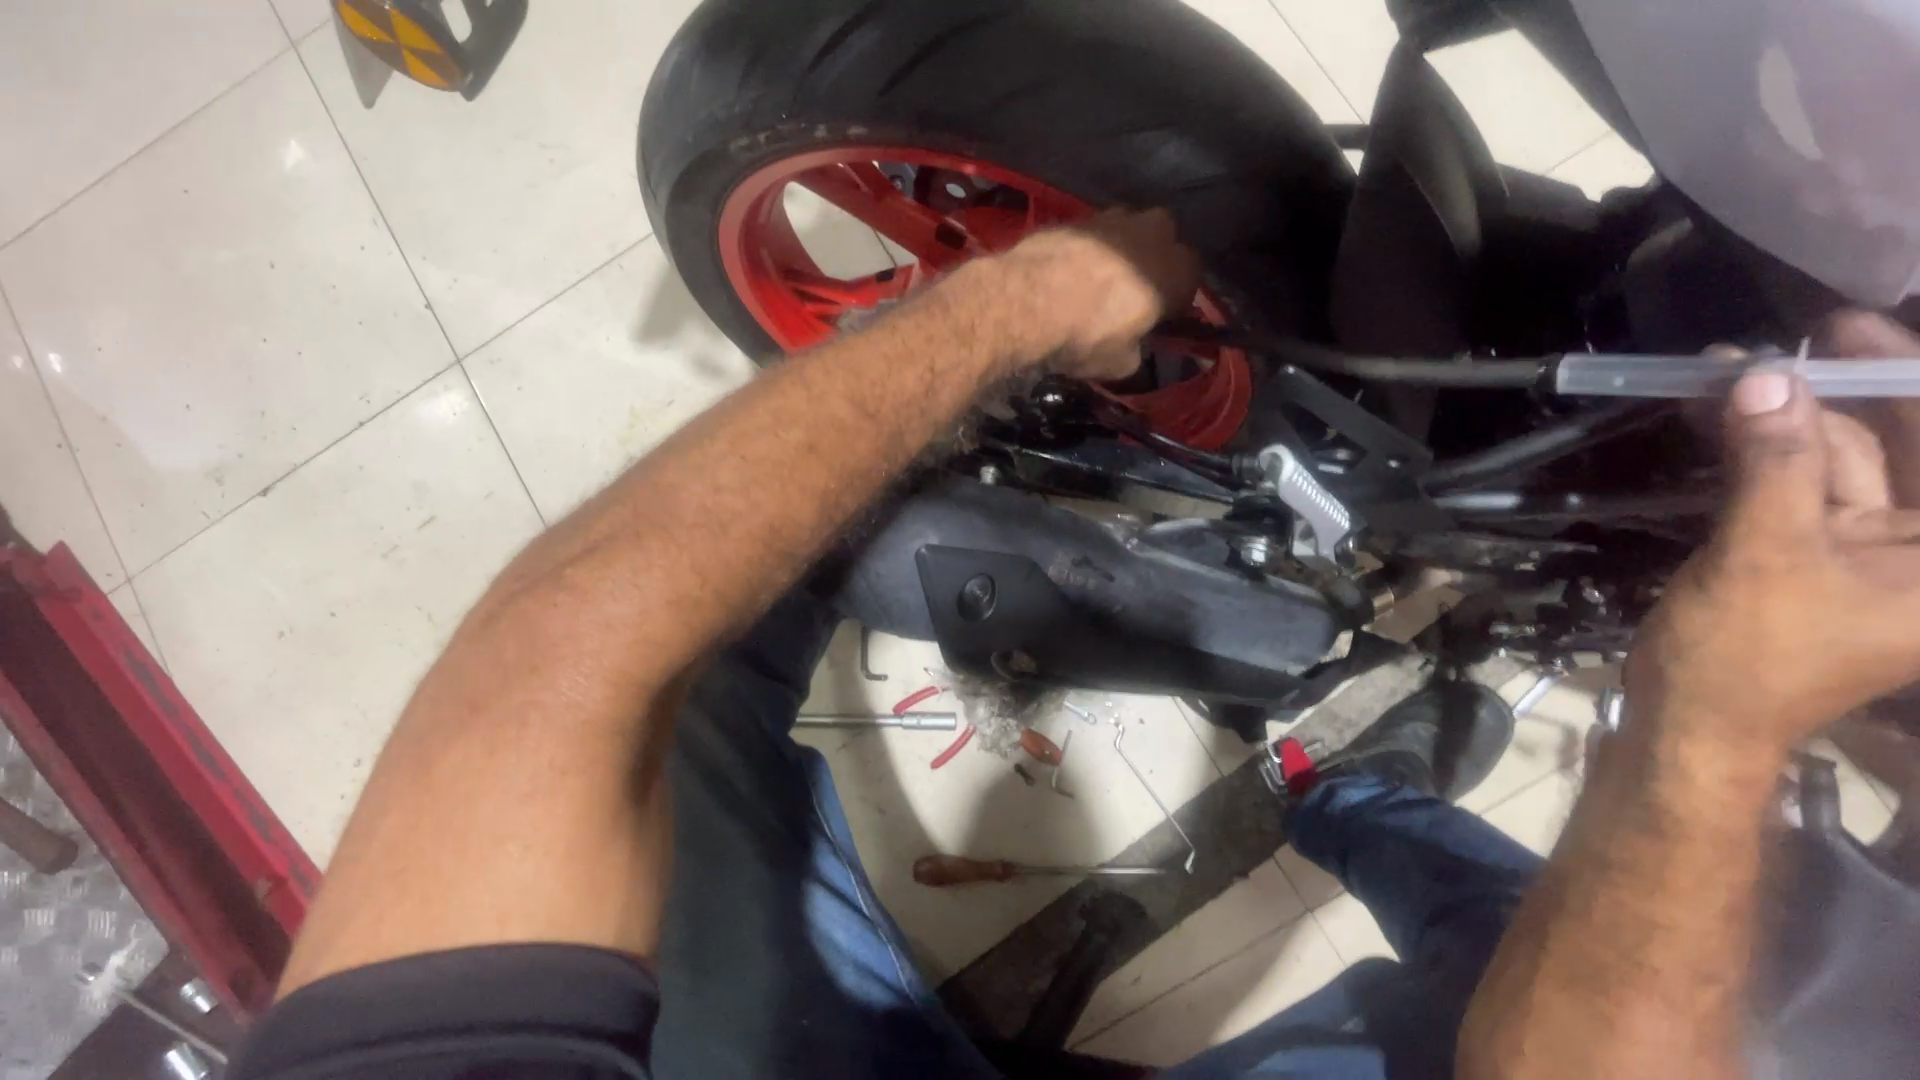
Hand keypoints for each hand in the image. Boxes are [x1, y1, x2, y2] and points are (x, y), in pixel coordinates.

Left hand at [999, 208, 1200, 380]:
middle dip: (1150, 260)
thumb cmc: (1088, 334)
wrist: (1027, 300)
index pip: (1191, 276)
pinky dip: (1084, 250)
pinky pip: (1090, 234)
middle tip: (1127, 291)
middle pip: (1162, 241)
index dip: (1175, 296)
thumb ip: (1136, 349)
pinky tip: (1065, 273)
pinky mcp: (1074, 216)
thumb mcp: (1121, 363)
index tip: (1158, 314)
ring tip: (1093, 282)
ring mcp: (1111, 217)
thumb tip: (1131, 347)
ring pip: (1126, 231)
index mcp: (1176, 268)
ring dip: (1117, 251)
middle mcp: (1152, 232)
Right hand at [1626, 314, 1919, 754]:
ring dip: (1776, 417)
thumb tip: (1764, 376)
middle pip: (1897, 444)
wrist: (1693, 719)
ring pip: (1833, 459)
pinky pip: (1791, 484)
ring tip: (1717, 373)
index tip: (1854, 331)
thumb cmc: (1750, 654)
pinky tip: (1718, 418)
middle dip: (1831, 392)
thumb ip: (1775, 463)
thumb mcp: (1766, 554)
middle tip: (1776, 344)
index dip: (1909, 381)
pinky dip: (1754, 451)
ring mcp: (1865, 549)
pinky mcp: (1807, 552)